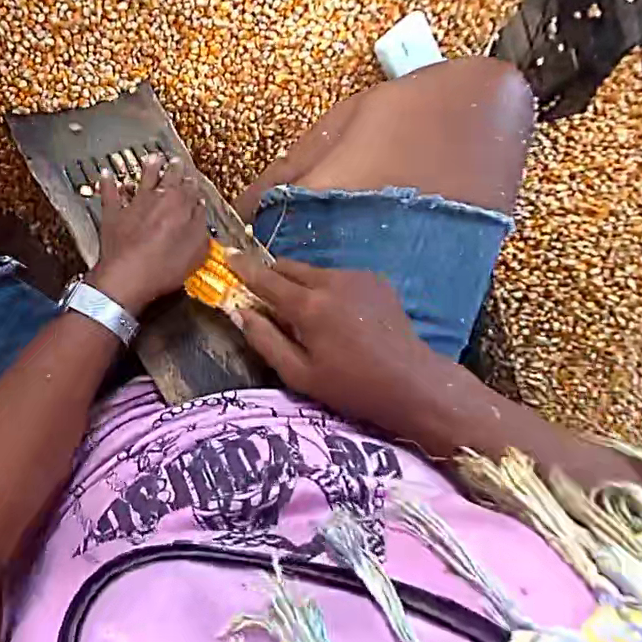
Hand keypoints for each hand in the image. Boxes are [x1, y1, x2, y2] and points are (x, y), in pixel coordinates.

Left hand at [86, 154, 209, 310]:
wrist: (127, 276)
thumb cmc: (164, 267)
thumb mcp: (195, 251)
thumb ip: (199, 226)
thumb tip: (199, 209)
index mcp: (180, 205)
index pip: (192, 188)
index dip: (194, 185)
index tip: (195, 182)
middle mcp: (158, 197)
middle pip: (169, 177)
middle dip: (175, 169)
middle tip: (177, 162)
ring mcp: (134, 203)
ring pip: (143, 179)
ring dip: (148, 167)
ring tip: (152, 158)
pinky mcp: (113, 213)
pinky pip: (109, 193)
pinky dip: (107, 183)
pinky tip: (105, 174)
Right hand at [233, 256, 641, 510]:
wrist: (414, 384)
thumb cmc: (351, 386)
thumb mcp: (298, 373)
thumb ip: (263, 339)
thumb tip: (237, 310)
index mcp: (307, 305)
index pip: (264, 277)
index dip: (242, 267)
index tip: (227, 255)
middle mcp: (329, 281)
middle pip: (286, 266)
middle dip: (270, 276)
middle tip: (262, 295)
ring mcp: (355, 276)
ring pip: (311, 270)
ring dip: (298, 283)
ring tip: (303, 313)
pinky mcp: (374, 279)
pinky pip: (336, 276)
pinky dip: (324, 287)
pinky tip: (334, 315)